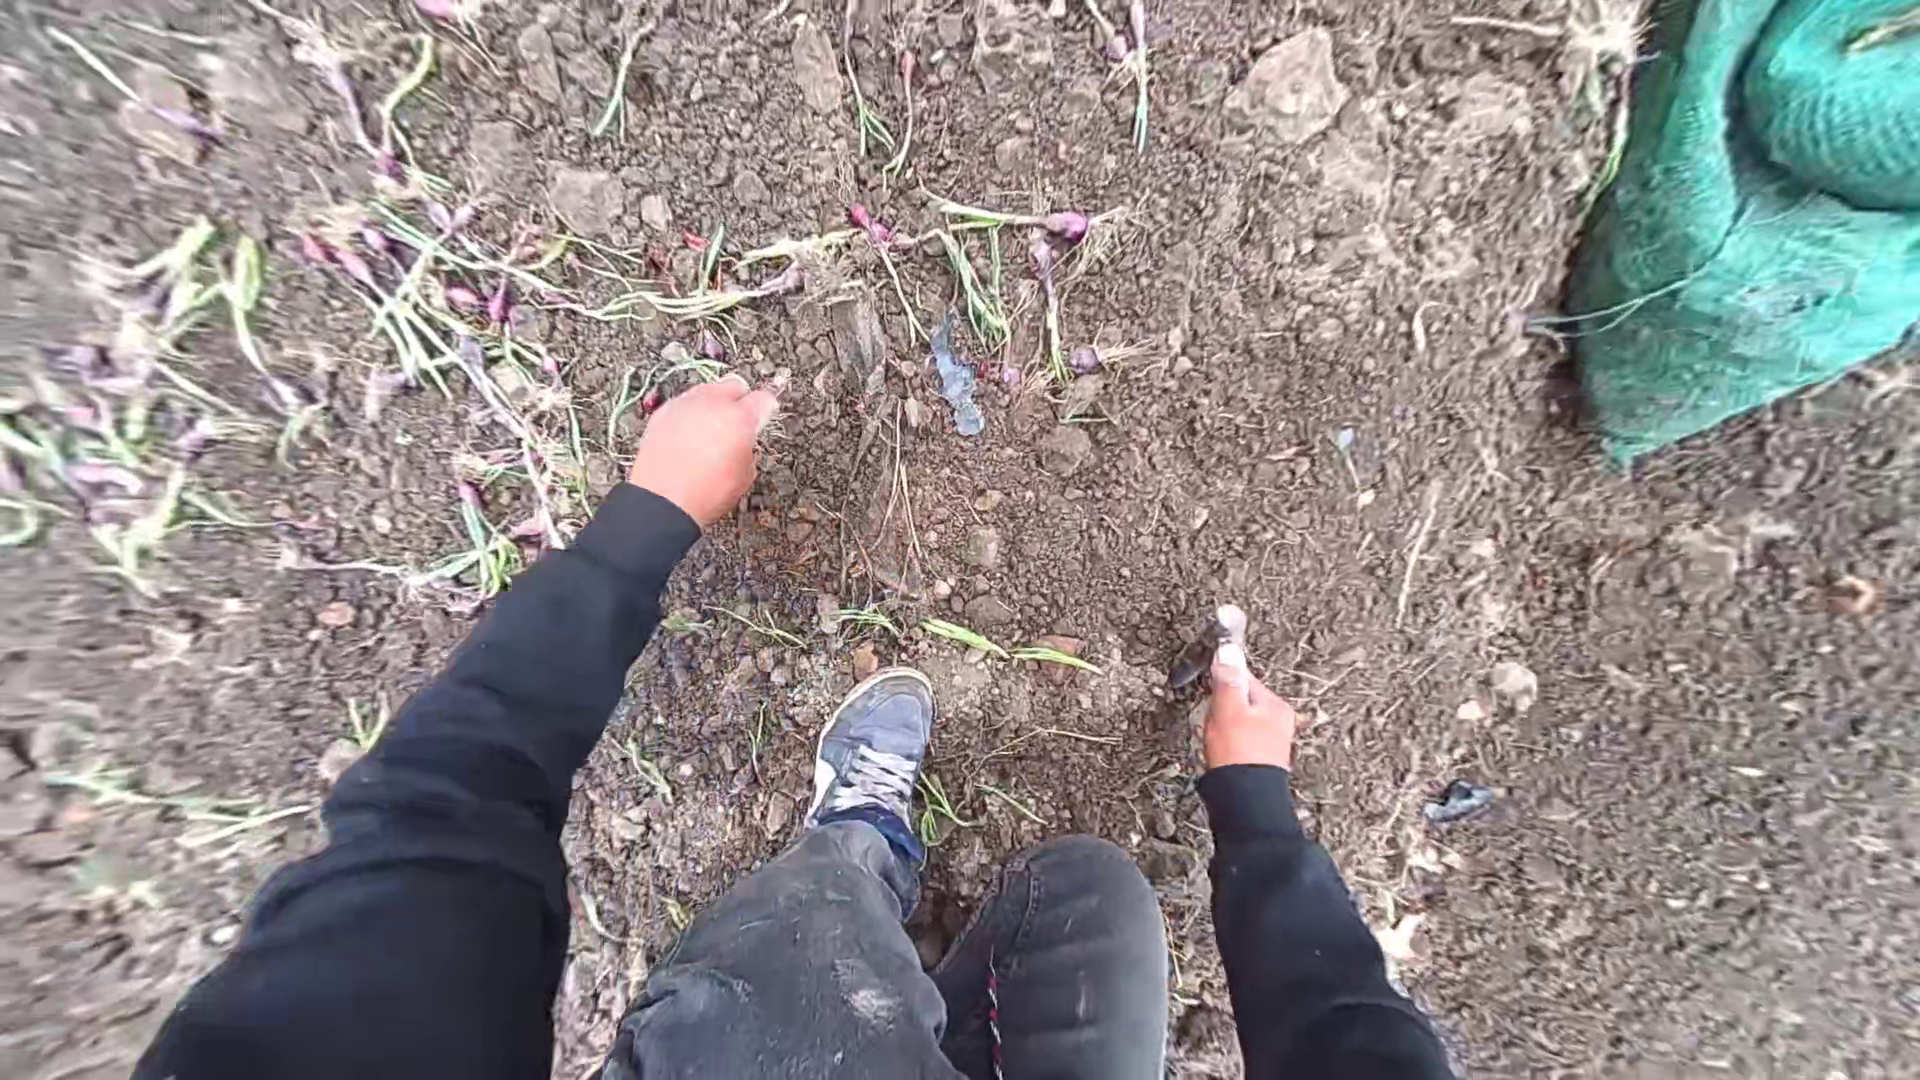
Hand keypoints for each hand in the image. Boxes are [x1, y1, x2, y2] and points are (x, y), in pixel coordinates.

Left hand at [626, 375, 779, 527]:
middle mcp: (713, 403)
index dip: (767, 407)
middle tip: (740, 418)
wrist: (665, 500)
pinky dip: (691, 412)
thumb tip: (743, 440)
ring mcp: (685, 405)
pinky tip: (691, 431)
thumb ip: (748, 447)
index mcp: (740, 417)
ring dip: (714, 402)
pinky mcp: (663, 413)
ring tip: (713, 425)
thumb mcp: (745, 474)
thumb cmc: (709, 491)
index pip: (763, 398)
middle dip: (740, 398)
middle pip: (734, 385)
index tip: (765, 413)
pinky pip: (684, 403)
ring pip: (707, 389)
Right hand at [1205, 629, 1297, 770]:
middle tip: (1216, 720)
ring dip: (1220, 723)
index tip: (1212, 694)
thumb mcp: (1228, 708)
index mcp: (1275, 706)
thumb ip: (1228, 678)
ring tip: (1217, 738)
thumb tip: (1229, 650)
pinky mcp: (1257, 754)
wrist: (1244, 799)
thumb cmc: (1239, 754)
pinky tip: (1220, 748)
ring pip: (1234, 717)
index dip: (1221, 684)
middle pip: (1238, 697)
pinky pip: (1235, 735)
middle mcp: (1277, 720)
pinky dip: (1224, 738)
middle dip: (1220, 707)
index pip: (1243, 677)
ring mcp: (1269, 739)